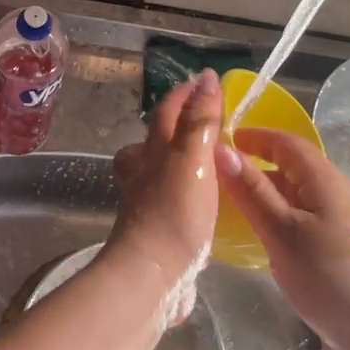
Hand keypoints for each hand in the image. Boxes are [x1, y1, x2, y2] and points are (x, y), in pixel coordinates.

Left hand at [105, 70, 222, 321]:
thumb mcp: (193, 157)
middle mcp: (144, 169)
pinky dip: (180, 190)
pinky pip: (167, 197)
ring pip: (157, 167)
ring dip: (176, 157)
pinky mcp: (153, 227)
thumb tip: (205, 77)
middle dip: (175, 124)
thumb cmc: (174, 210)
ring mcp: (145, 199)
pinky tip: (198, 202)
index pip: (168, 110)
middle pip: (156, 137)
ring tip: (203, 161)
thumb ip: (200, 120)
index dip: (185, 94)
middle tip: (203, 119)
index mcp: (154, 148)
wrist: (151, 272)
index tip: (204, 81)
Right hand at [212, 127, 349, 349]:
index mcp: (327, 181)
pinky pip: (309, 222)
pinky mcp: (348, 254)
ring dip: (270, 196)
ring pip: (302, 198)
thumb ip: (252, 191)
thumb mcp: (282, 233)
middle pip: (295, 169)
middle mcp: (340, 196)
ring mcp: (347, 226)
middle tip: (221, 179)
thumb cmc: (331, 278)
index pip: (288, 143)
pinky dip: (284, 220)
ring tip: (236, 210)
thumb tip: (222, 148)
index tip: (223, 140)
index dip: (256, 136)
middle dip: (259, 166)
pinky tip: (269, 242)